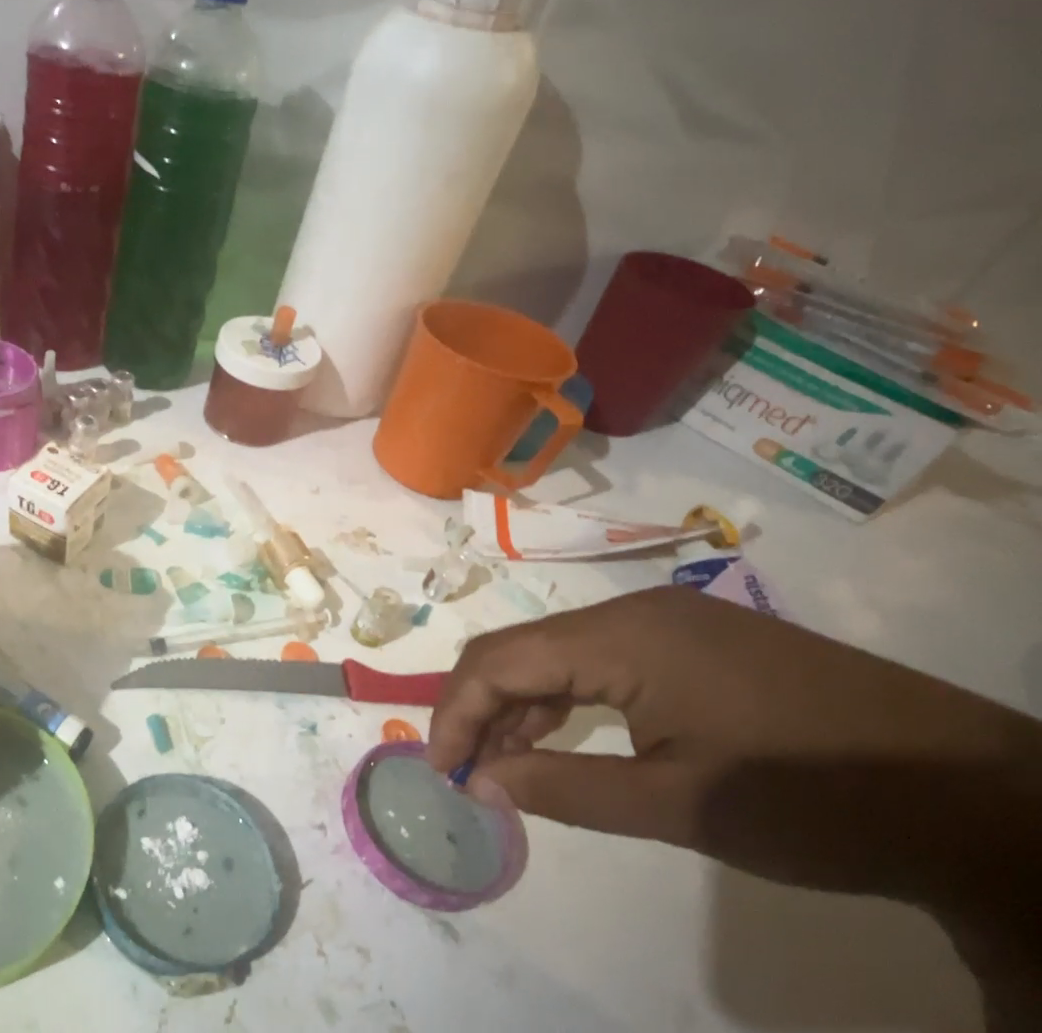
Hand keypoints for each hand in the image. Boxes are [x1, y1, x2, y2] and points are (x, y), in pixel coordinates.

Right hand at [427, 586, 1041, 903]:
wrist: (976, 795)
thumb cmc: (810, 799)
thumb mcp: (675, 806)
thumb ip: (561, 788)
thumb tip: (479, 781)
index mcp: (622, 636)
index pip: (499, 660)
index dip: (455, 715)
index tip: (440, 772)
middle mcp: (637, 612)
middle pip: (523, 650)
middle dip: (480, 709)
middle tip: (465, 772)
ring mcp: (674, 622)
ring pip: (562, 654)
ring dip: (523, 706)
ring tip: (505, 766)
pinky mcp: (702, 643)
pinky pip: (605, 662)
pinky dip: (571, 701)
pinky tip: (564, 741)